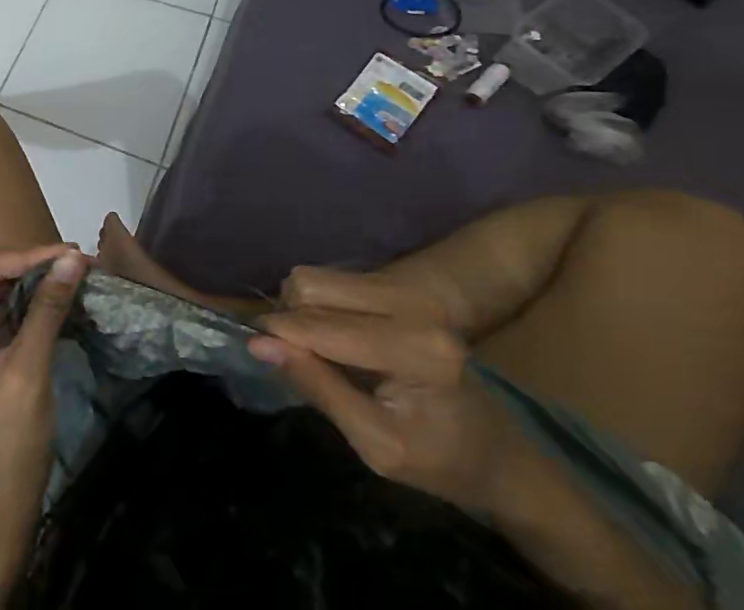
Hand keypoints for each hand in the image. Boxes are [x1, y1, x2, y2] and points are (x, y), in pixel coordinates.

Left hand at [0, 244, 86, 589]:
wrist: (0, 508)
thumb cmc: (4, 444)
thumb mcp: (27, 370)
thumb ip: (48, 310)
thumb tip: (75, 258)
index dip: (28, 255)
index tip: (74, 253)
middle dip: (37, 266)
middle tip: (83, 261)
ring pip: (7, 291)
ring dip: (42, 282)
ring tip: (82, 272)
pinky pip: (15, 313)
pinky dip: (41, 304)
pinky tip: (69, 295)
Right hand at [249, 266, 528, 514]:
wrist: (494, 451)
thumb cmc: (440, 464)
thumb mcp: (375, 445)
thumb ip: (320, 388)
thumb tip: (262, 346)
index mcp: (415, 349)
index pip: (325, 327)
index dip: (279, 335)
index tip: (249, 348)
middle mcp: (412, 308)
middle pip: (315, 288)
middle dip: (287, 319)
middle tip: (279, 357)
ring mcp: (408, 296)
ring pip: (320, 279)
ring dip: (299, 310)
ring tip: (303, 352)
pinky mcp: (401, 293)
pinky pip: (337, 285)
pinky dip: (317, 309)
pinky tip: (325, 341)